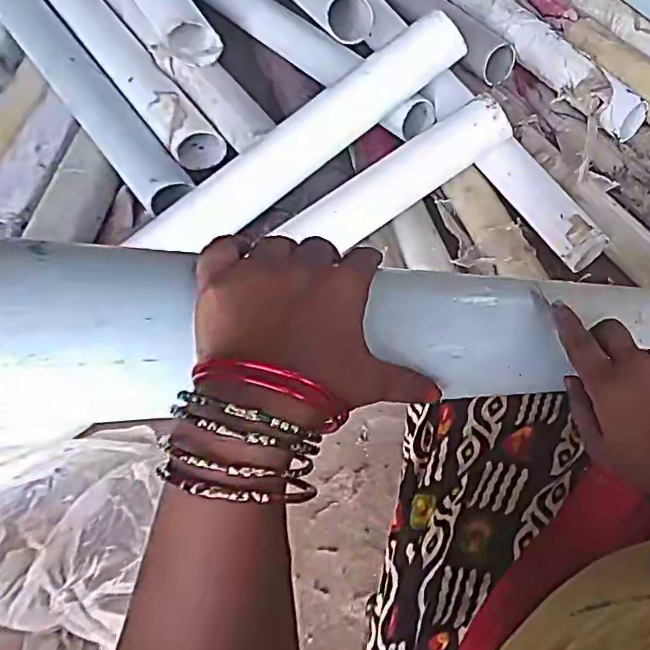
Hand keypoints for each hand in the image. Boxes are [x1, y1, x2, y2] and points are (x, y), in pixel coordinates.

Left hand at [194, 236, 439, 417]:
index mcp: (341, 286)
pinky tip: (238, 256)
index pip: (362, 258)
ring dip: (282, 255)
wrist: (254, 405)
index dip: (364, 263)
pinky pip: (223, 246)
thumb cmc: (308, 390)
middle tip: (320, 283)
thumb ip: (404, 381)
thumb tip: (429, 389)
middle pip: (319, 248)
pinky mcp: (219, 279)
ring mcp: (258, 271)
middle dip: (323, 261)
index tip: (363, 268)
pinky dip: (230, 248)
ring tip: (281, 274)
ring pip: (276, 244)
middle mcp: (302, 269)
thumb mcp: (367, 383)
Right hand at [551, 303, 649, 497]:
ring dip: (626, 363)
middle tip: (596, 357)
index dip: (567, 323)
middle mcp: (632, 365)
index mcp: (605, 385)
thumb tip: (572, 381)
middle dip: (599, 335)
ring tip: (633, 398)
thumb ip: (580, 408)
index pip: (580, 343)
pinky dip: (648, 376)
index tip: (558, 309)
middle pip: (611, 329)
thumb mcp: (599, 447)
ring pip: (634, 350)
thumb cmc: (644, 462)